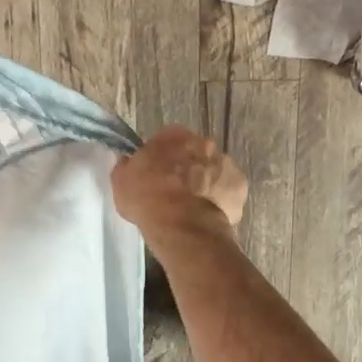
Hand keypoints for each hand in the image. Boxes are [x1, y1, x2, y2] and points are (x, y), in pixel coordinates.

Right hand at [111, 126, 246, 250]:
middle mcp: (204, 143)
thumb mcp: (122, 181)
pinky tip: (208, 215)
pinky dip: (221, 200)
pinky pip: (228, 191)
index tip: (157, 174)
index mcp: (174, 136)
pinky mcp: (239, 186)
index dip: (162, 157)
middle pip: (195, 153)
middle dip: (188, 168)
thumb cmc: (147, 198)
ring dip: (206, 183)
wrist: (181, 226)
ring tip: (192, 207)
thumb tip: (128, 161)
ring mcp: (226, 163)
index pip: (168, 138)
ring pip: (214, 170)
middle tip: (175, 191)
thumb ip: (127, 165)